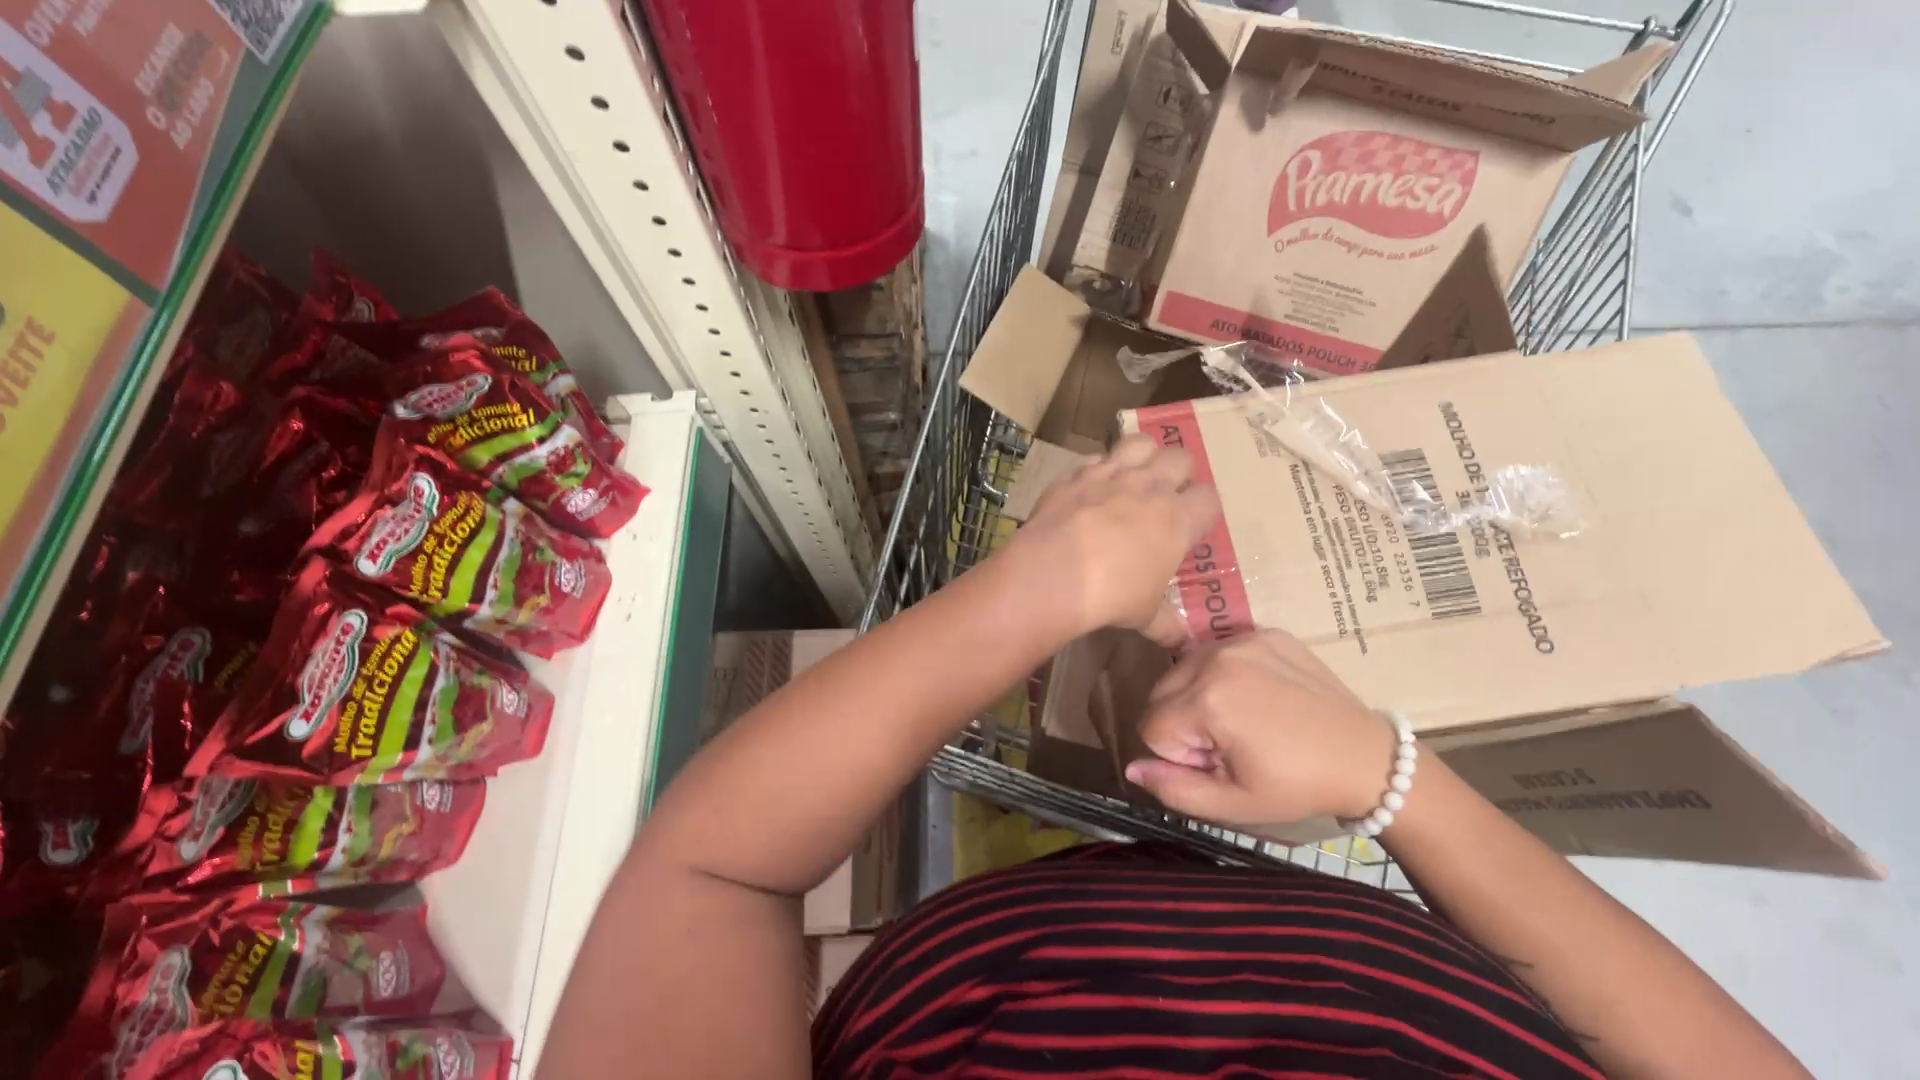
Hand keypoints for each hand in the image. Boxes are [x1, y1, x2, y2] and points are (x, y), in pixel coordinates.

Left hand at [1006, 434, 1218, 646]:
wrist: (1054, 574)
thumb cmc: (1112, 595)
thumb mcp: (1144, 615)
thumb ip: (1166, 623)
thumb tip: (1180, 638)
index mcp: (1178, 519)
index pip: (1209, 498)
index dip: (1203, 509)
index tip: (1193, 524)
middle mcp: (1150, 487)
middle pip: (1181, 458)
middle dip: (1179, 473)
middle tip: (1167, 495)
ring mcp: (1111, 475)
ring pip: (1140, 443)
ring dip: (1143, 454)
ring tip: (1136, 474)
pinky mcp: (1076, 475)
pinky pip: (1095, 458)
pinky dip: (1098, 468)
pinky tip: (1092, 487)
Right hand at [1123, 630, 1395, 825]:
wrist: (1365, 758)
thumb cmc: (1297, 786)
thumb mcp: (1233, 804)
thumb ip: (1174, 789)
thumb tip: (1132, 768)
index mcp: (1208, 702)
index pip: (1150, 726)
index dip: (1179, 755)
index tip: (1218, 763)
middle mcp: (1216, 659)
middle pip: (1160, 692)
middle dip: (1182, 722)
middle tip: (1230, 745)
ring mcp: (1242, 640)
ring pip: (1184, 669)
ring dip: (1199, 696)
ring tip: (1243, 720)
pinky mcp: (1264, 632)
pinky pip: (1217, 651)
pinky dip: (1225, 674)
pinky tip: (1259, 696)